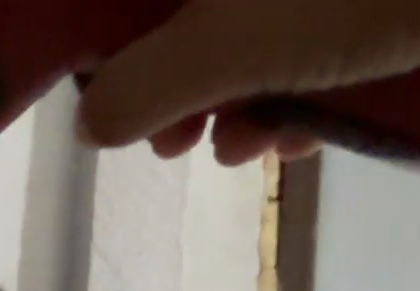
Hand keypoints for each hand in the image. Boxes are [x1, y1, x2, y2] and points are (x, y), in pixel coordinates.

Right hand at [76, 0, 419, 164]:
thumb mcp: (229, 44)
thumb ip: (141, 87)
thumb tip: (90, 126)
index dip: (118, 49)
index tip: (116, 102)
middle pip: (200, 9)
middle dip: (182, 87)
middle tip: (177, 144)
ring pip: (265, 22)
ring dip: (241, 99)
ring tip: (253, 148)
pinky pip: (328, 25)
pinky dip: (306, 79)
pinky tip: (308, 128)